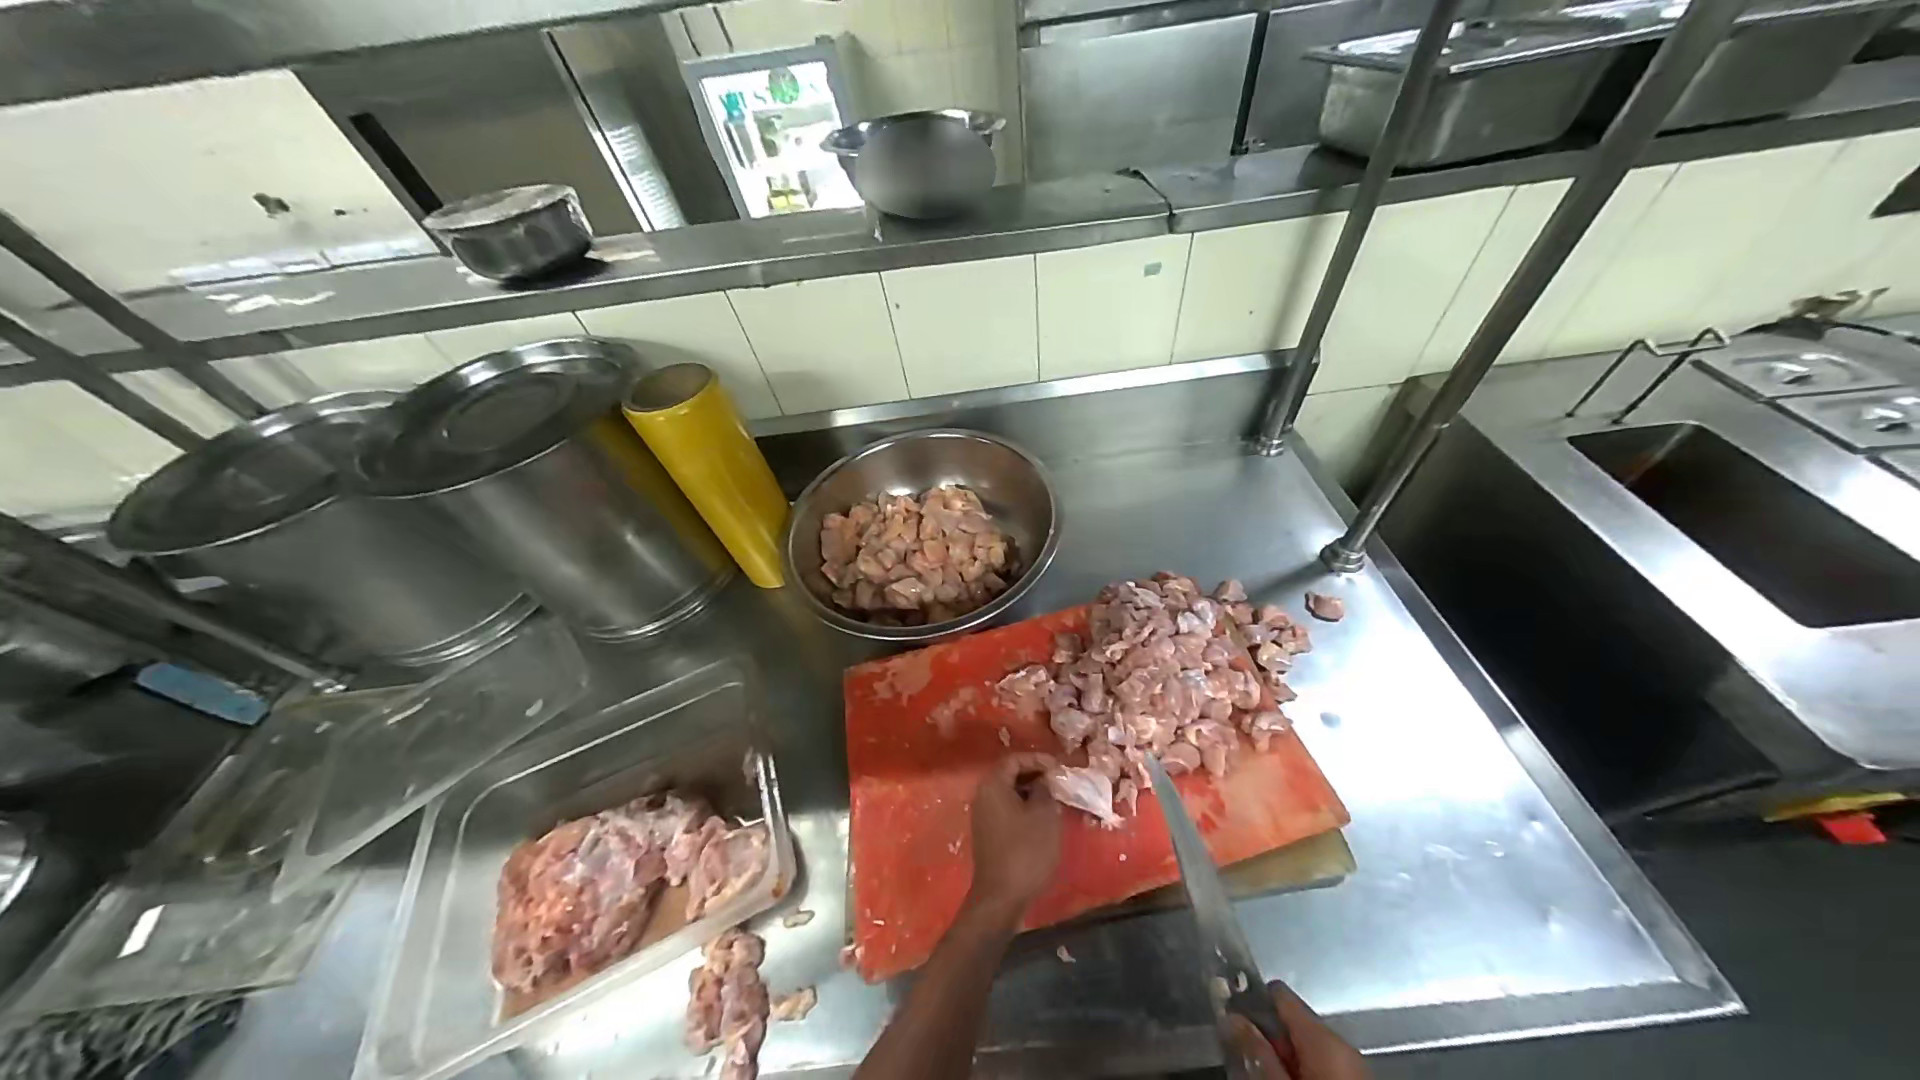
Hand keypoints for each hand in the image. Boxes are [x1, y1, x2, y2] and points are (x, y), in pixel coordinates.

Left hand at [965, 753, 1060, 921]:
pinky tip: (1041, 819)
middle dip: (1035, 774)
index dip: (1038, 759)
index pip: (1014, 759)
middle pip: (1009, 774)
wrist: (1001, 897)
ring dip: (1031, 792)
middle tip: (1058, 780)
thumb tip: (1042, 782)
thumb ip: (1045, 790)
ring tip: (1054, 798)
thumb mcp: (1044, 815)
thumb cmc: (1025, 851)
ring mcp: (983, 816)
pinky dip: (1024, 807)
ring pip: (1008, 793)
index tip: (1059, 767)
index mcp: (993, 785)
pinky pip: (1006, 809)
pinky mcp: (987, 834)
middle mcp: (982, 796)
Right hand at [1222, 982, 1369, 1079]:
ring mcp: (1353, 1072)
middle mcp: (1343, 1049)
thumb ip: (1255, 1052)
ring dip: (1280, 1062)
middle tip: (1244, 1062)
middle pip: (1291, 1025)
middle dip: (1265, 1039)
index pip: (1280, 996)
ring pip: (1303, 1051)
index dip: (1251, 1003)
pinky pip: (1319, 1070)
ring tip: (1262, 1079)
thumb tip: (1231, 1017)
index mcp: (1325, 1039)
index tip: (1230, 1022)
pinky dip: (1299, 1076)